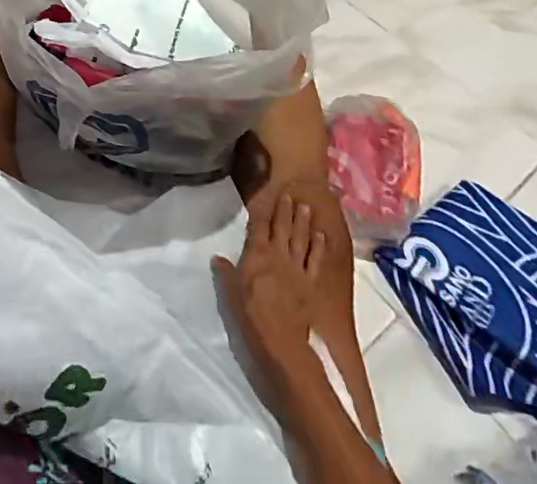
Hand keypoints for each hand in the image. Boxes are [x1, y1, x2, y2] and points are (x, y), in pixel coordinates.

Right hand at [214, 190, 326, 388]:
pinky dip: (319, 244)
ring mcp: (298, 268)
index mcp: (257, 256)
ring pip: (301, 238)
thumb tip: (216, 258)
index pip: (259, 227)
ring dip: (303, 221)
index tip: (267, 195)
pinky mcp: (312, 282)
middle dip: (285, 209)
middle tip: (290, 192)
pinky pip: (316, 258)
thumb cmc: (253, 319)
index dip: (263, 210)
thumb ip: (226, 274)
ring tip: (305, 205)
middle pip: (282, 227)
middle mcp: (279, 256)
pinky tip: (320, 234)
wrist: (285, 345)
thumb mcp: (232, 296)